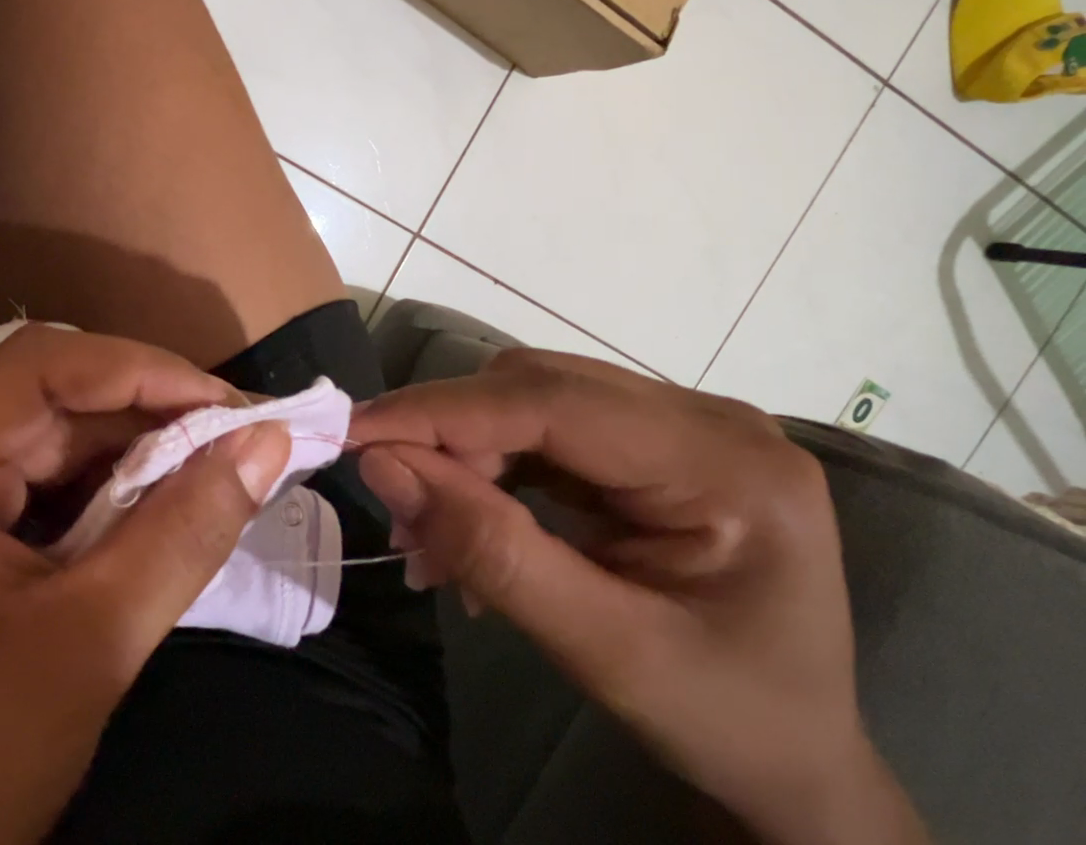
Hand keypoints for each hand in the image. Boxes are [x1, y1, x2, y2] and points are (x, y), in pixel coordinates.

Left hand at [0, 325, 289, 844]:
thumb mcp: (98, 638)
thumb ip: (185, 532)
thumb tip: (265, 442)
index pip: (35, 370)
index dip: (135, 368)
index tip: (224, 402)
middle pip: (45, 393)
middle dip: (146, 404)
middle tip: (237, 430)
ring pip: (54, 433)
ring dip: (137, 442)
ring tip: (218, 458)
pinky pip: (49, 479)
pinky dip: (113, 481)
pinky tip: (167, 496)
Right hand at [350, 350, 927, 844]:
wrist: (792, 756)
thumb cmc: (719, 716)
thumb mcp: (601, 649)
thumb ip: (491, 551)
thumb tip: (382, 466)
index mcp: (728, 467)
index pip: (555, 403)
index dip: (442, 412)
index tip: (352, 436)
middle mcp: (710, 422)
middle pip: (538, 389)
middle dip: (449, 440)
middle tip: (397, 517)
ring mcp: (683, 429)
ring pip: (530, 403)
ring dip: (462, 457)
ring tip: (428, 540)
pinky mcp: (653, 447)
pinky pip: (543, 433)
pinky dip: (489, 472)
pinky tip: (469, 527)